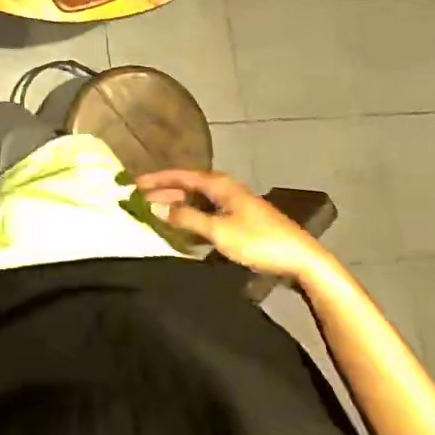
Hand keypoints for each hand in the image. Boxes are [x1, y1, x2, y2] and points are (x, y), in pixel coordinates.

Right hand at [136, 169, 330, 280]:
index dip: (157, 179)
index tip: (133, 182)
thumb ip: (187, 219)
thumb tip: (158, 208)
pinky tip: (183, 227)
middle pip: (189, 185)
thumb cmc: (259, 241)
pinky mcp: (241, 219)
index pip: (181, 175)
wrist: (301, 259)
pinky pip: (206, 211)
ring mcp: (234, 204)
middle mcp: (226, 188)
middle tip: (138, 198)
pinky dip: (190, 215)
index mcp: (220, 184)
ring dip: (177, 204)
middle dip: (164, 191)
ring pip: (197, 199)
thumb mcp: (218, 231)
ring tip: (155, 211)